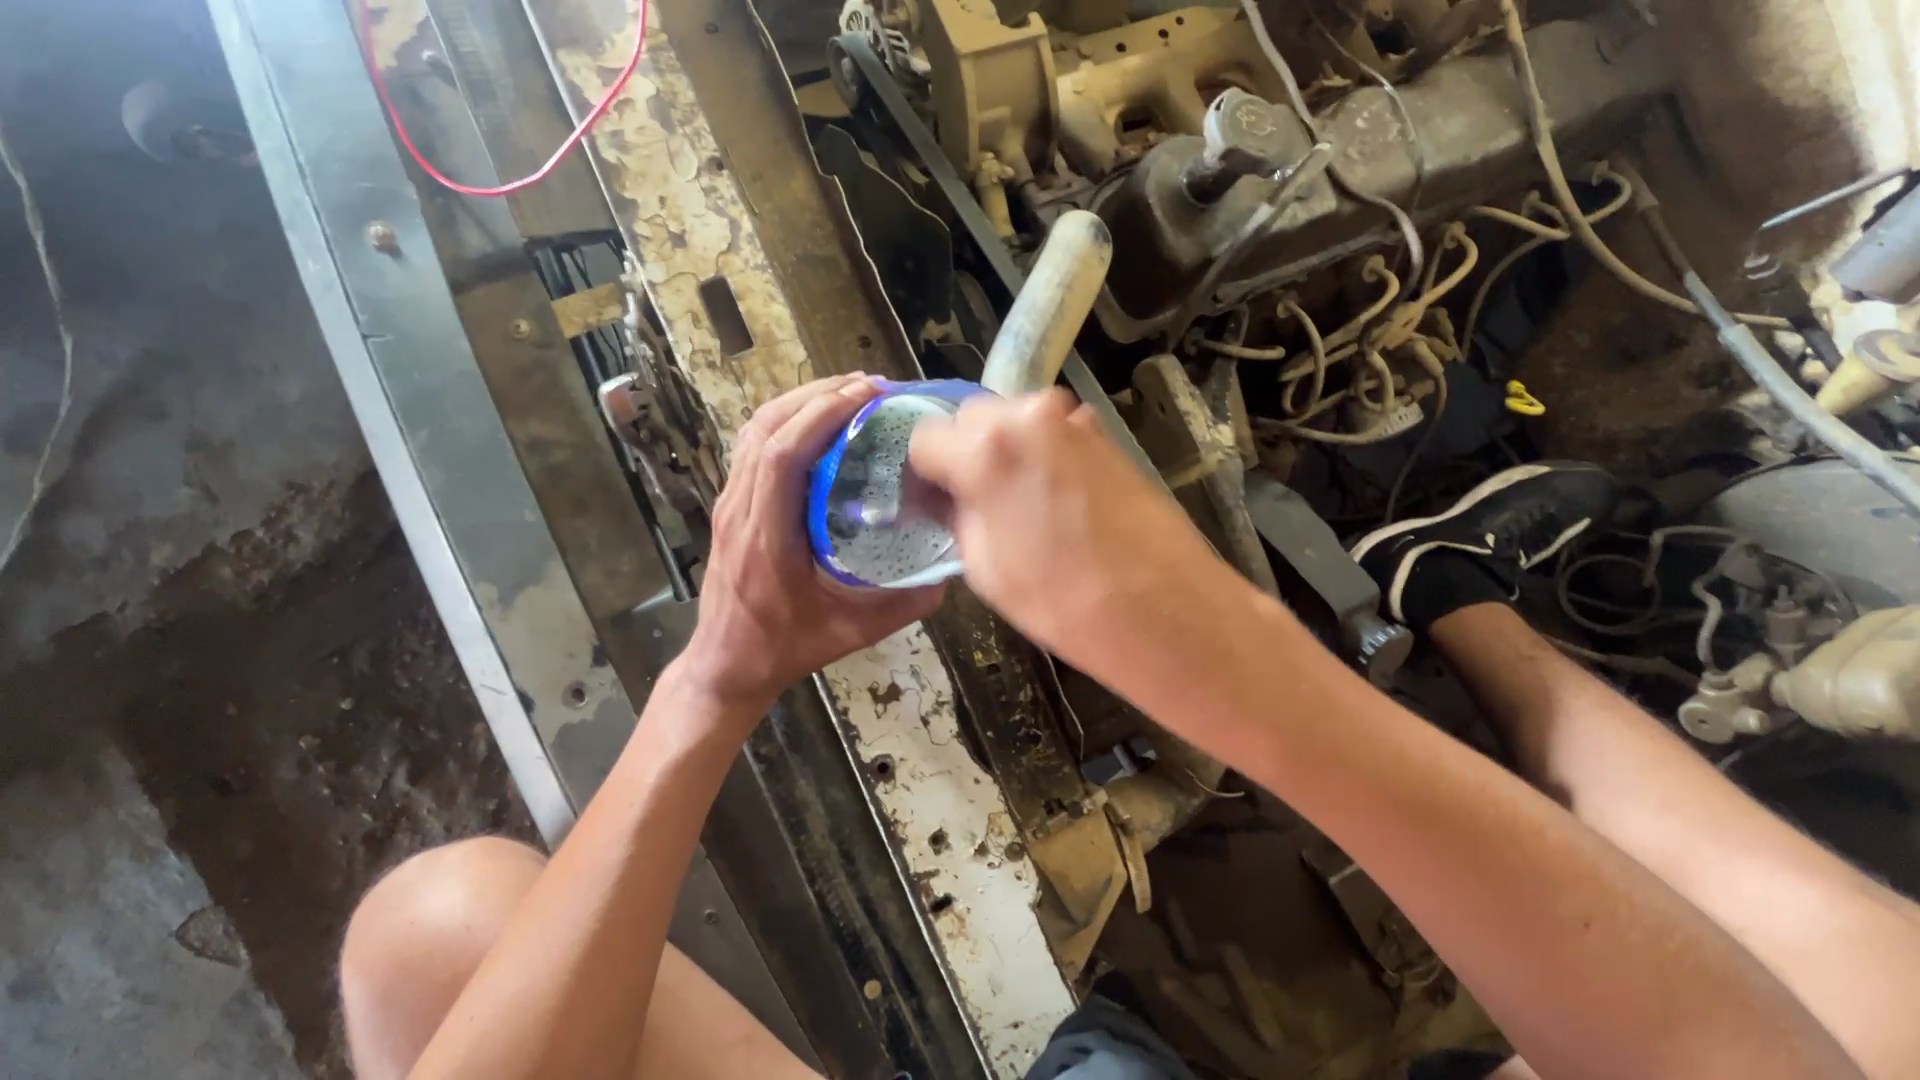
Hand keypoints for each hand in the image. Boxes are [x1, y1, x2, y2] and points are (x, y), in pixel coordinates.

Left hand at [674, 375, 944, 716]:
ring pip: (754, 431)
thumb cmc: (785, 648)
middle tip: (868, 385)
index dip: (824, 414)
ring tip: (847, 393)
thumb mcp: (851, 632)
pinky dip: (785, 421)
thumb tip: (948, 573)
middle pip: (767, 428)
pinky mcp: (730, 506)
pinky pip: (752, 446)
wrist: (726, 665)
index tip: (867, 395)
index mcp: (766, 536)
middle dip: (817, 395)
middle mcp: (741, 510)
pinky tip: (817, 422)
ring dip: (799, 402)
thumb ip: (903, 604)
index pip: (784, 454)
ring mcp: (729, 505)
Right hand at [907, 390, 1232, 660]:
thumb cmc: (1063, 600)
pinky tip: (1056, 498)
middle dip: (965, 452)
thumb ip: (958, 516)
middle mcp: (1028, 416)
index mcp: (986, 448)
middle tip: (972, 501)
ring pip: (1016, 420)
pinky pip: (1054, 433)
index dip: (925, 472)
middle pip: (972, 418)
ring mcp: (1073, 420)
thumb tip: (951, 498)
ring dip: (1006, 449)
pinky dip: (1043, 453)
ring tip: (1018, 502)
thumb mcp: (985, 568)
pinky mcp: (1106, 435)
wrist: (1163, 607)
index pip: (925, 437)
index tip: (932, 501)